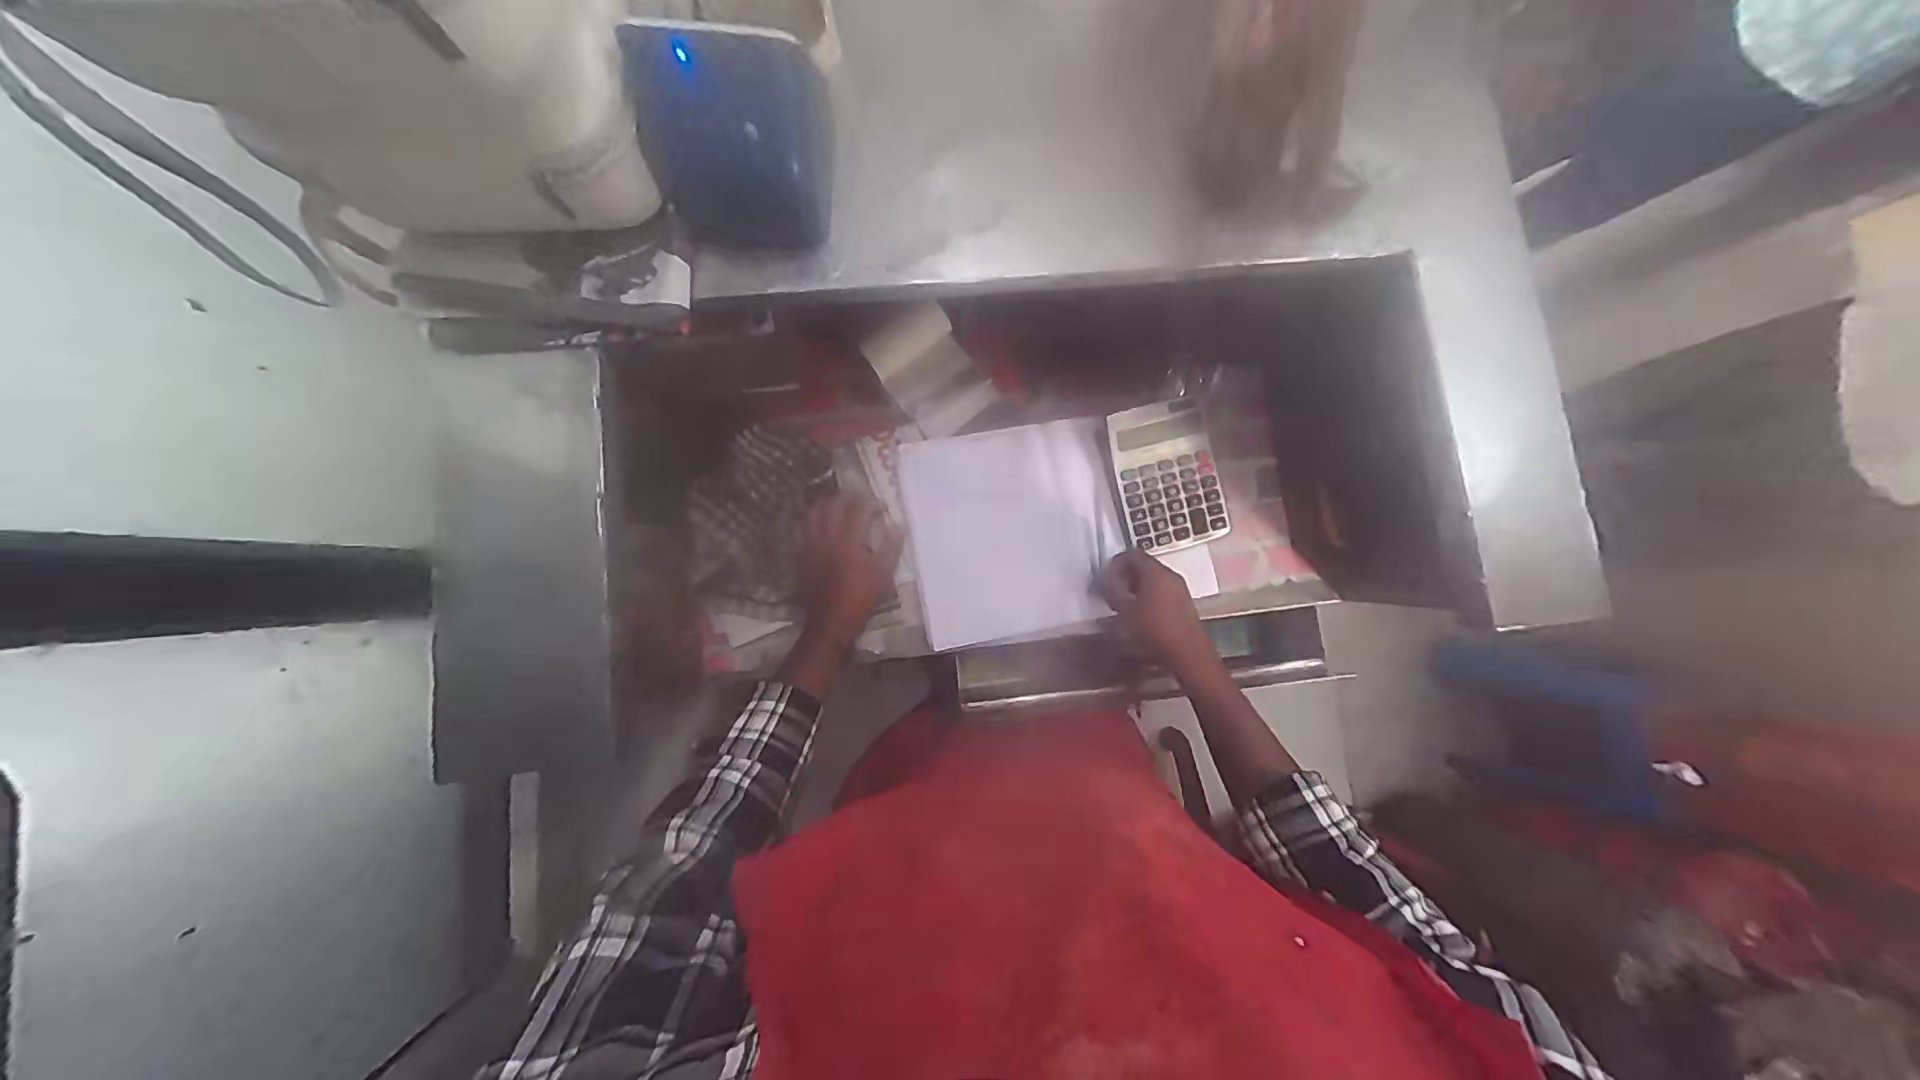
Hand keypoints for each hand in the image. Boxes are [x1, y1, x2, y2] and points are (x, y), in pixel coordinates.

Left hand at [797, 492, 903, 646]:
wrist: (831, 620)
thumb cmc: (861, 598)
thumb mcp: (884, 575)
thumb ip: (891, 547)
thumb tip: (897, 526)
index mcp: (850, 542)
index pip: (860, 509)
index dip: (871, 503)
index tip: (880, 506)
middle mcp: (828, 538)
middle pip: (834, 504)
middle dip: (847, 496)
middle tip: (858, 499)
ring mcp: (811, 545)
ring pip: (814, 512)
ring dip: (826, 503)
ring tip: (836, 502)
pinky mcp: (801, 553)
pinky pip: (802, 528)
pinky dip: (810, 518)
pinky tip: (818, 520)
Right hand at [1100, 550, 1216, 673]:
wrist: (1187, 653)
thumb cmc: (1154, 629)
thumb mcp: (1126, 611)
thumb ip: (1114, 592)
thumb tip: (1108, 582)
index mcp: (1155, 572)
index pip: (1133, 554)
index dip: (1117, 563)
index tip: (1106, 577)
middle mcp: (1170, 575)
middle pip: (1144, 565)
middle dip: (1126, 575)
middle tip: (1113, 590)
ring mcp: (1180, 589)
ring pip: (1154, 579)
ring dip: (1137, 586)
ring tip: (1125, 603)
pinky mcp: (1184, 603)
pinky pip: (1163, 590)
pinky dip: (1149, 595)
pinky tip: (1141, 613)